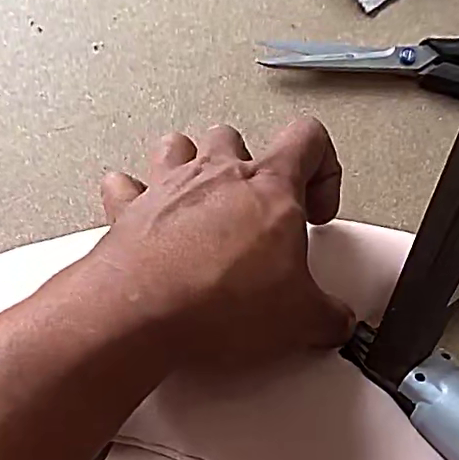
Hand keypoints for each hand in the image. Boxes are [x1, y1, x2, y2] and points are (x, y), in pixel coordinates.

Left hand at [90, 118, 355, 368]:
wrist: (145, 311)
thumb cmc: (215, 299)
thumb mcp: (298, 318)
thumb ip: (326, 315)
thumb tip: (334, 321)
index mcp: (268, 187)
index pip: (308, 139)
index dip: (322, 169)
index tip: (315, 209)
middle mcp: (215, 175)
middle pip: (237, 137)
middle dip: (249, 168)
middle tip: (255, 210)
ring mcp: (167, 188)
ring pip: (179, 145)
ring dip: (191, 165)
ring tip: (202, 201)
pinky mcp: (128, 212)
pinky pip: (124, 184)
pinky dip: (132, 195)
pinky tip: (142, 215)